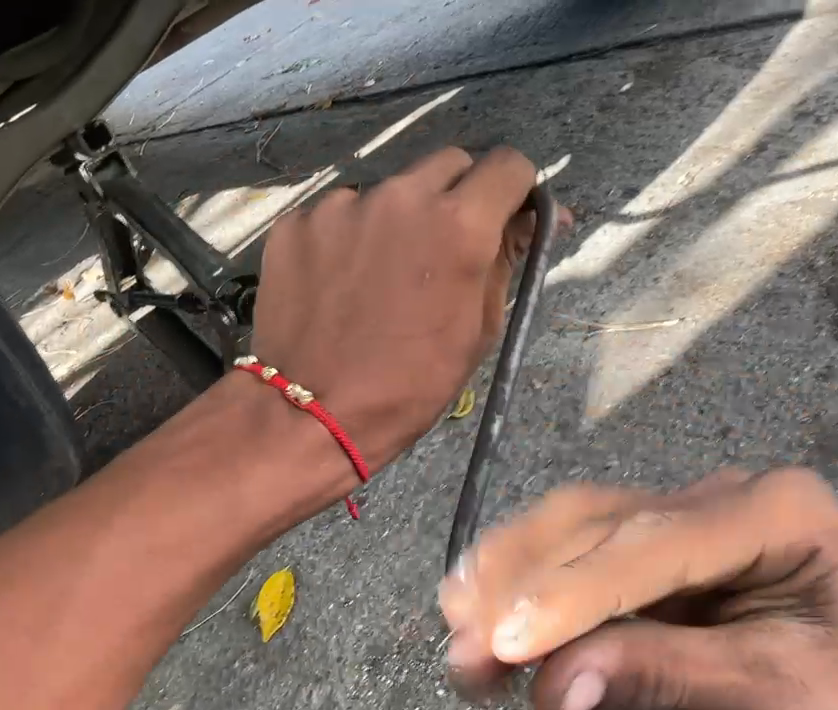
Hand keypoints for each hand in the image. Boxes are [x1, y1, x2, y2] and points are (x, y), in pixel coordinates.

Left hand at [249, 146, 545, 469]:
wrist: (313, 415)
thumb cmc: (411, 387)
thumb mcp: (477, 332)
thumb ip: (505, 262)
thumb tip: (540, 218)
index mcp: (458, 225)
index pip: (507, 165)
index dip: (513, 189)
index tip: (505, 215)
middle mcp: (402, 197)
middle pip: (447, 166)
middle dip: (457, 196)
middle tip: (444, 248)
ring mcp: (342, 205)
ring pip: (388, 191)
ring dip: (397, 220)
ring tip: (381, 277)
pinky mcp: (297, 223)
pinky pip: (337, 217)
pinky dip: (347, 241)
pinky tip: (339, 285)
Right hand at [439, 468, 837, 709]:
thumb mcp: (771, 698)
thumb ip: (662, 677)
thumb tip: (549, 689)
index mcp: (781, 514)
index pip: (660, 544)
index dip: (579, 594)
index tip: (510, 645)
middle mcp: (722, 502)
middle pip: (601, 528)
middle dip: (526, 589)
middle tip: (464, 650)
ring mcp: (676, 526)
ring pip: (570, 537)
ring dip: (506, 587)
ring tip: (458, 644)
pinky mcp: (640, 562)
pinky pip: (569, 566)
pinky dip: (520, 598)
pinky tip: (477, 624)